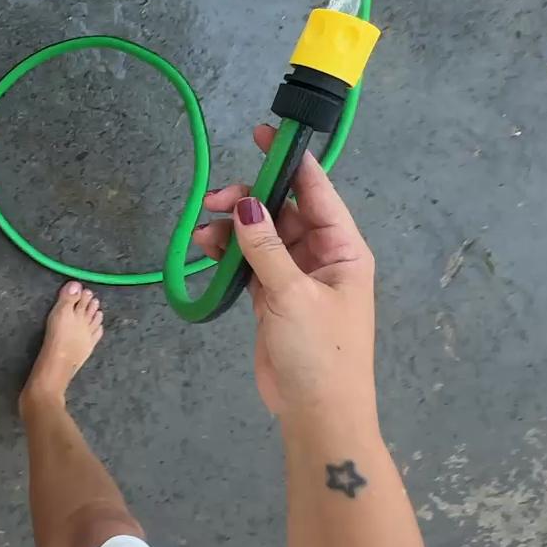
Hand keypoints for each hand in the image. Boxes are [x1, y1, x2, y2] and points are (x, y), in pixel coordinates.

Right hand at [192, 124, 376, 423]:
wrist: (317, 413)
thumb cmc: (321, 352)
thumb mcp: (293, 295)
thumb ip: (266, 247)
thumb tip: (246, 202)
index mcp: (343, 250)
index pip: (317, 192)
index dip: (291, 160)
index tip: (262, 133)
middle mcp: (321, 256)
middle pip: (282, 210)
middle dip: (248, 199)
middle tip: (214, 199)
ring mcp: (295, 275)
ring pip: (260, 234)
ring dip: (232, 228)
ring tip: (203, 233)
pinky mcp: (272, 295)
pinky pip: (249, 259)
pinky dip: (229, 251)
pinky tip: (207, 248)